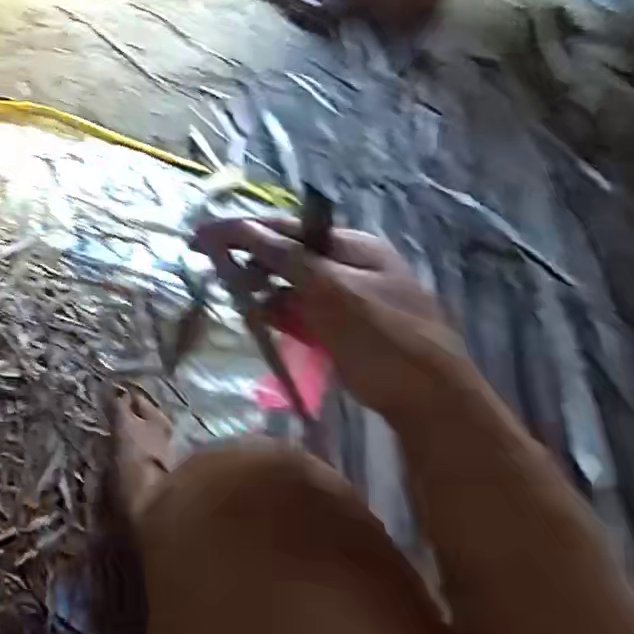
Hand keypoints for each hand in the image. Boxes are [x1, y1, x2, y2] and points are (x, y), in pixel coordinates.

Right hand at [191, 218, 466, 418]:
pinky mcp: (340, 328)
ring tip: (232, 295)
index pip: (285, 228)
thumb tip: (239, 227)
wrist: (432, 406)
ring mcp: (346, 298)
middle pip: (285, 254)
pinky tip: (257, 317)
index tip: (201, 236)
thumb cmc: (382, 337)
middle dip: (249, 260)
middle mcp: (348, 266)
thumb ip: (282, 256)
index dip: (241, 229)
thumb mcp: (329, 289)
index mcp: (352, 246)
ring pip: (288, 284)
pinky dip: (276, 312)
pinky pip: (298, 311)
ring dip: (259, 287)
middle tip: (211, 267)